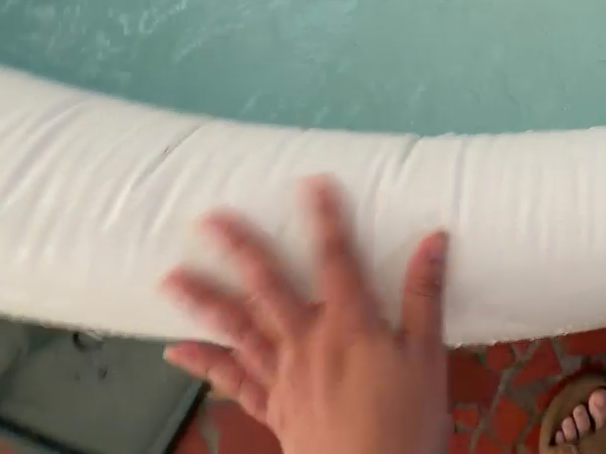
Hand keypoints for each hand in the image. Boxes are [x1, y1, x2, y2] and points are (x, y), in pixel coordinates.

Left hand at [160, 177, 450, 453]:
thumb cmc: (406, 422)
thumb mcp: (428, 355)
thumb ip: (424, 295)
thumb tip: (434, 238)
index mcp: (350, 324)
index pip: (336, 258)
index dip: (325, 218)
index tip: (311, 182)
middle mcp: (307, 343)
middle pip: (268, 288)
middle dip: (239, 251)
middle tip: (207, 220)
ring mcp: (283, 377)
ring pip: (237, 331)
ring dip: (203, 302)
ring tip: (170, 278)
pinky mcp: (272, 409)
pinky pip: (232, 381)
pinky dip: (203, 364)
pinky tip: (176, 351)